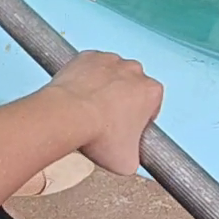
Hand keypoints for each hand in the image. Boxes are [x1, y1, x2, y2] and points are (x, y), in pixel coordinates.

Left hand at [43, 51, 163, 174]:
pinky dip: (85, 77)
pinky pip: (89, 66)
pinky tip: (78, 95)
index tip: (126, 128)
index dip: (139, 119)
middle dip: (122, 100)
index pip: (152, 104)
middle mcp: (134, 70)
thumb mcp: (128, 162)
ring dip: (104, 87)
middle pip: (132, 86)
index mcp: (151, 91)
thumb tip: (130, 159)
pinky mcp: (86, 56)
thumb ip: (135, 157)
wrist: (67, 116)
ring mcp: (109, 60)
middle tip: (106, 120)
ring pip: (110, 74)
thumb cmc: (97, 135)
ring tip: (89, 108)